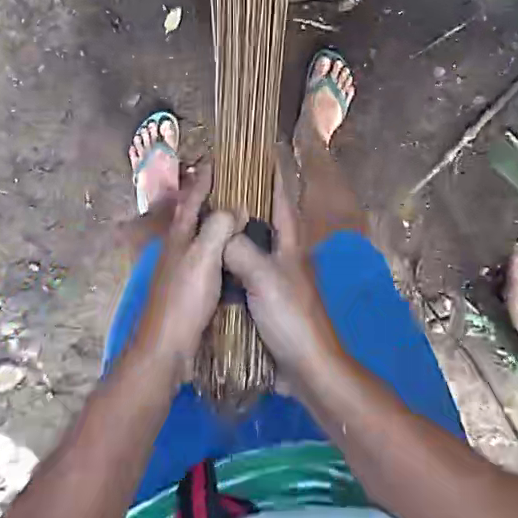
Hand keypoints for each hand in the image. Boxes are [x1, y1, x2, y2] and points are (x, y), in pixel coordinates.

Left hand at [127, 165, 241, 387]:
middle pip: (195, 215)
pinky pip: (209, 260)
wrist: (166, 350)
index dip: (204, 179)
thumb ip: (218, 229)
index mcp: (180, 236)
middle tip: (235, 185)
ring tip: (240, 216)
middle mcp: (179, 249)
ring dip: (217, 224)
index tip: (218, 161)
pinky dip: (223, 250)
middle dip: (211, 198)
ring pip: (202, 238)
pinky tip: (236, 257)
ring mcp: (183, 271)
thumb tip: (236, 206)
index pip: (192, 198)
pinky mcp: (190, 290)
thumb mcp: (203, 259)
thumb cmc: (184, 300)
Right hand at [223, 173, 347, 381]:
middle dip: (245, 199)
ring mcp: (277, 278)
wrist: (309, 367)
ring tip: (208, 218)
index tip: (259, 150)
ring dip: (235, 232)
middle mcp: (285, 254)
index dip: (272, 173)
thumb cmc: (291, 316)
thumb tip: (219, 232)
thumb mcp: (263, 276)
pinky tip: (210, 263)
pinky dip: (229, 263)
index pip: (281, 196)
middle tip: (218, 183)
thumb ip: (240, 249)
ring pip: (253, 245)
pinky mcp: (267, 300)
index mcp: (290, 242)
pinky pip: (244, 272)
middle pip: (264, 218)